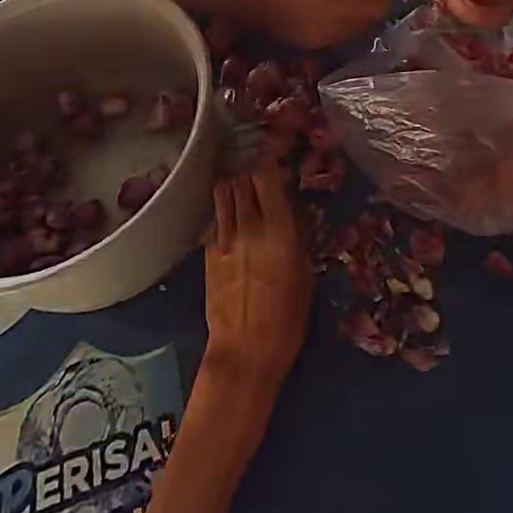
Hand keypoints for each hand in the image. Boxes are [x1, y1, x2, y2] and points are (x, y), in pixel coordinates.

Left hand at [203, 160, 314, 390]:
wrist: (244, 352)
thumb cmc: (287, 320)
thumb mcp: (304, 275)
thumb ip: (296, 237)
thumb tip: (289, 213)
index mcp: (279, 231)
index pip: (267, 176)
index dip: (271, 162)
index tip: (277, 159)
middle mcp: (249, 226)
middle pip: (243, 178)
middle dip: (252, 171)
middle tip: (262, 175)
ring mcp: (224, 237)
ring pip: (223, 191)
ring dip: (234, 185)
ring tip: (243, 190)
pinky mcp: (208, 251)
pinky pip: (216, 217)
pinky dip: (224, 210)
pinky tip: (232, 220)